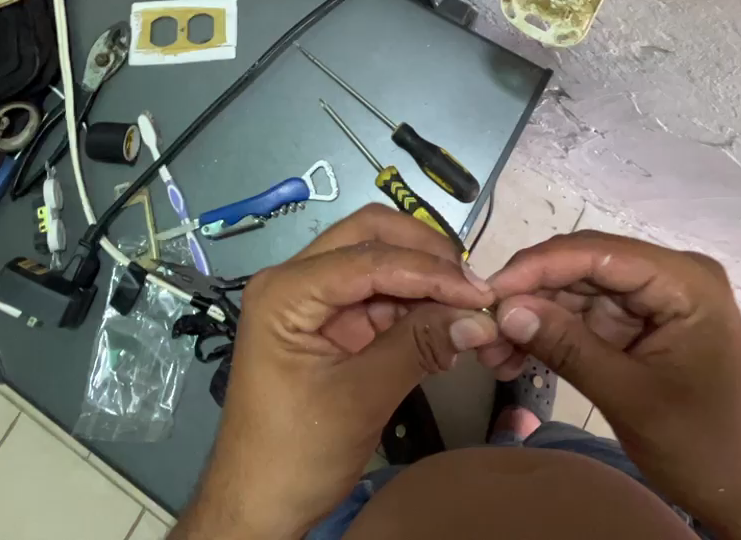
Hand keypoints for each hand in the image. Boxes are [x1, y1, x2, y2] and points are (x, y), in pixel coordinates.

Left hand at [176, 205, 498, 539]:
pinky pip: (381, 293)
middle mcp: (296, 278)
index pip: (366, 257)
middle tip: (471, 283)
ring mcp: (314, 297)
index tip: (478, 290)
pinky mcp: (333, 320)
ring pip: (379, 259)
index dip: (426, 269)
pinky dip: (415, 302)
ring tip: (469, 305)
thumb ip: (419, 346)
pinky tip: (447, 322)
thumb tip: (480, 317)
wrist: (259, 505)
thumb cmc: (297, 453)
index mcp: (286, 290)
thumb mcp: (361, 398)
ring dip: (424, 277)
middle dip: (424, 253)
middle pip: (369, 236)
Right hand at [480, 231, 740, 539]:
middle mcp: (667, 276)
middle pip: (581, 267)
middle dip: (529, 294)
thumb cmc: (706, 446)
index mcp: (683, 280)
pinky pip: (582, 316)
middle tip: (481, 323)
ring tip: (490, 350)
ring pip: (574, 291)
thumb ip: (567, 347)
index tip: (489, 289)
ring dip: (532, 317)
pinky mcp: (637, 323)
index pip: (598, 254)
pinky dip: (549, 335)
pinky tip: (513, 356)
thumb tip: (504, 309)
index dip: (539, 266)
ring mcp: (651, 299)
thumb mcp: (630, 397)